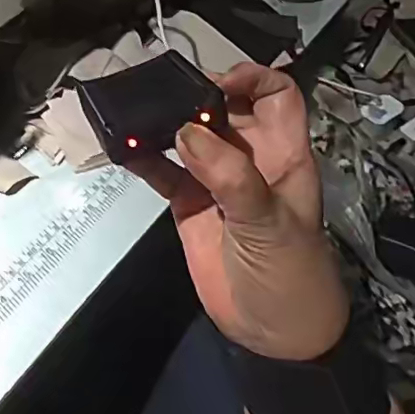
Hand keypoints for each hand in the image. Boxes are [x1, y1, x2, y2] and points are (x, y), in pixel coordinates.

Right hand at [126, 64, 348, 360]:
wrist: (274, 336)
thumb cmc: (290, 275)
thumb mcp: (269, 224)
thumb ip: (230, 177)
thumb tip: (184, 131)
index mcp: (282, 154)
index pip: (276, 95)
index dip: (252, 77)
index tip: (215, 81)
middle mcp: (248, 158)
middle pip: (224, 108)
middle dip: (196, 95)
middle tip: (162, 93)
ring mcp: (215, 179)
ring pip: (189, 136)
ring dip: (164, 123)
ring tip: (137, 113)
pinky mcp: (189, 202)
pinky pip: (164, 172)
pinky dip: (144, 159)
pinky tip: (124, 150)